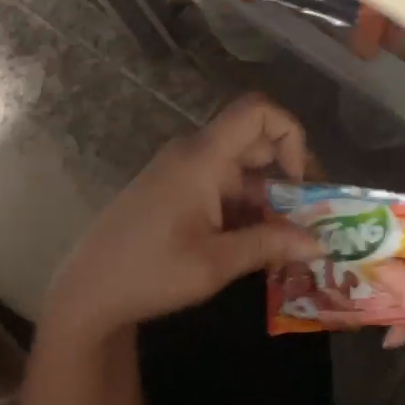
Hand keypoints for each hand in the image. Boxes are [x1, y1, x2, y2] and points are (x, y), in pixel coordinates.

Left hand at [44, 94, 324, 338]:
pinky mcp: (175, 190)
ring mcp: (182, 172)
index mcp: (202, 158)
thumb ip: (269, 245)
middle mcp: (194, 154)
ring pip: (241, 170)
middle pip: (255, 143)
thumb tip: (319, 242)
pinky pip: (221, 186)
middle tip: (310, 219)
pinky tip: (256, 247)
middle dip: (288, 177)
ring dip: (267, 201)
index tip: (302, 182)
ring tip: (288, 245)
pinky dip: (245, 209)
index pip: (258, 112)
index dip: (291, 134)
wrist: (85, 292)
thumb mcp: (215, 264)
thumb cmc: (149, 273)